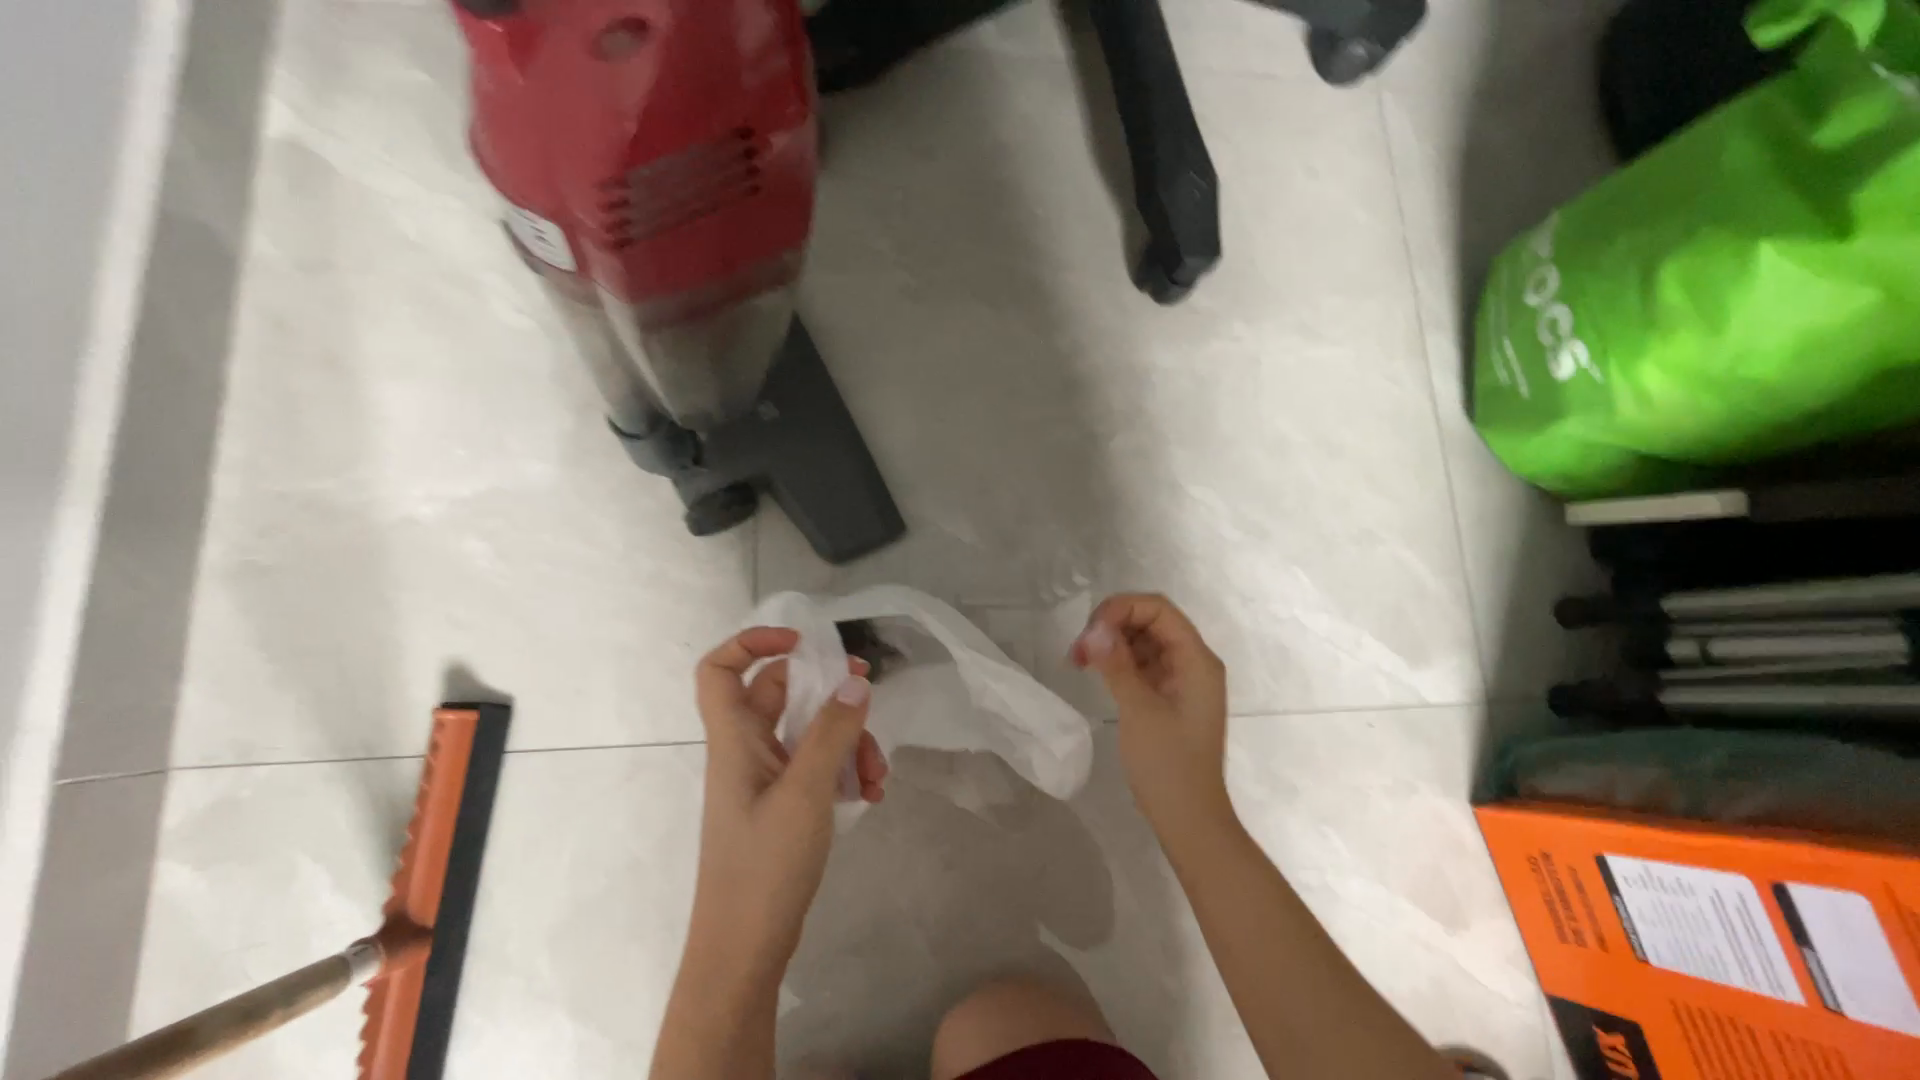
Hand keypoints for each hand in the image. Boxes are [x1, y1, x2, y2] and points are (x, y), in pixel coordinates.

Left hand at [688, 626, 888, 978]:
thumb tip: (854, 680)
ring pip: (807, 733)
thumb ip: (831, 732)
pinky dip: (843, 772)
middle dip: (828, 695)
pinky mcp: (783, 805)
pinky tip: (870, 795)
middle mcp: (746, 752)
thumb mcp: (805, 793)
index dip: (752, 642)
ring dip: (847, 742)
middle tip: (867, 696)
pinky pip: (815, 767)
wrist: (745, 947)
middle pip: (781, 695)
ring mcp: (766, 780)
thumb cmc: (765, 866)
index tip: (803, 642)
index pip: (720, 669)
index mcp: (735, 740)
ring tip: (876, 776)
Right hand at [1070, 594, 1231, 833]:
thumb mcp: (1139, 710)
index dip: (1122, 608)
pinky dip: (1118, 662)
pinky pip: (1143, 665)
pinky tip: (1095, 672)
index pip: (1159, 610)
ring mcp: (1182, 681)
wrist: (1189, 818)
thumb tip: (1094, 628)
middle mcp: (1193, 663)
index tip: (1089, 631)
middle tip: (1078, 649)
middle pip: (1151, 621)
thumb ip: (1117, 664)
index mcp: (1196, 660)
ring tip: (1079, 661)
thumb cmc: (1168, 765)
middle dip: (1113, 624)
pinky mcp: (1169, 698)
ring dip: (1112, 643)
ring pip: (1144, 642)